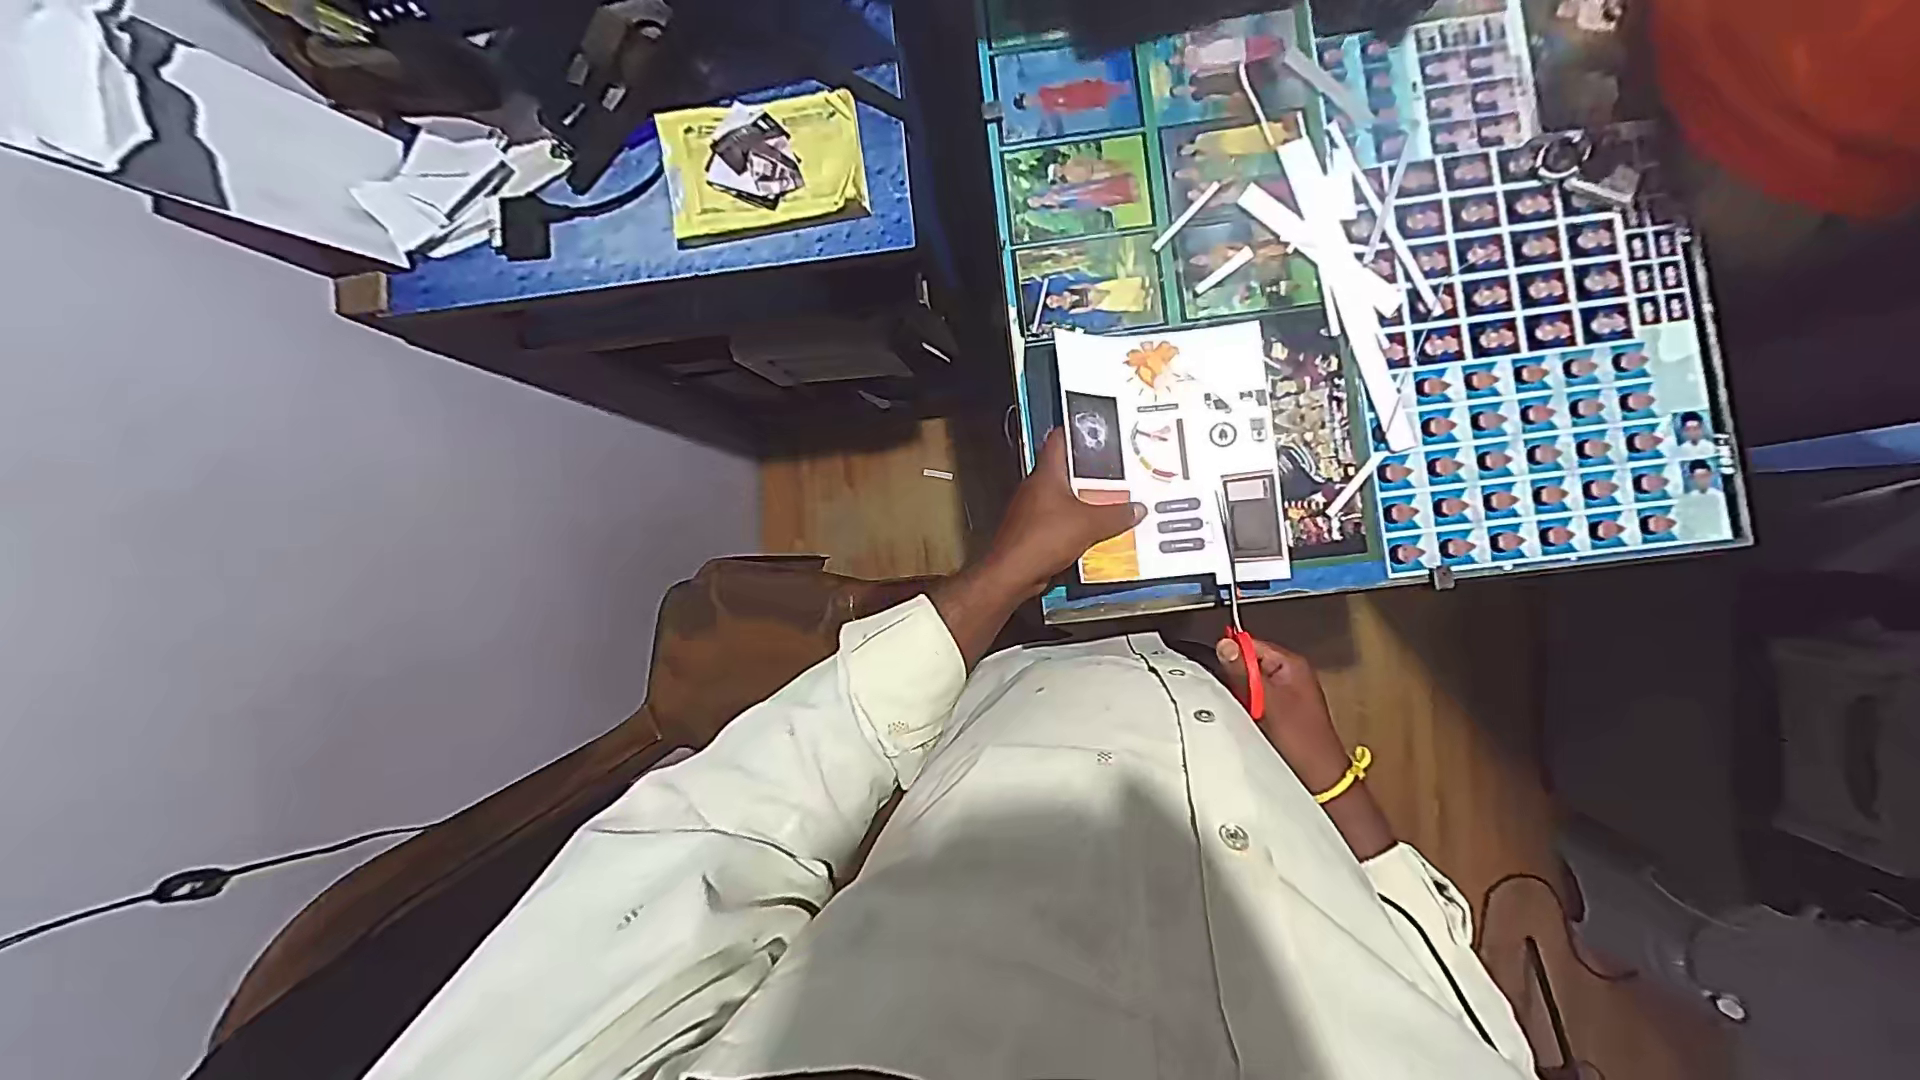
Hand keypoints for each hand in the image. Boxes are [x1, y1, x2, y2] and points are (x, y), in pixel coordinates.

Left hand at [929, 430, 1143, 669]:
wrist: (1013, 573)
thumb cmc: (1039, 540)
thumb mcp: (1089, 524)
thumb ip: (1116, 515)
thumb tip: (1134, 510)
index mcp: (1046, 475)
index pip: (1058, 440)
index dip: (1076, 431)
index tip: (1093, 429)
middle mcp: (1036, 489)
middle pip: (1065, 473)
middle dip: (1090, 476)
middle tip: (1114, 477)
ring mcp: (1031, 510)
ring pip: (1063, 499)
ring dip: (1084, 504)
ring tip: (1109, 507)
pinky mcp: (1032, 532)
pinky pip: (1058, 522)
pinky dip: (1075, 526)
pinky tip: (1090, 534)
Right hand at [1215, 632, 1394, 858]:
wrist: (1317, 778)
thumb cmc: (1302, 741)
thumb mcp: (1267, 700)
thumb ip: (1244, 670)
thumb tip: (1226, 644)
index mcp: (1291, 664)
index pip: (1249, 643)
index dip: (1232, 656)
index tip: (1226, 672)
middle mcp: (1287, 674)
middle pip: (1244, 663)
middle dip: (1235, 679)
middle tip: (1242, 697)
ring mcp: (1281, 692)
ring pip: (1244, 683)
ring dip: (1240, 696)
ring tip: (1249, 712)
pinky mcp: (1275, 709)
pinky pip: (1249, 699)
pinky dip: (1244, 708)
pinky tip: (1251, 720)